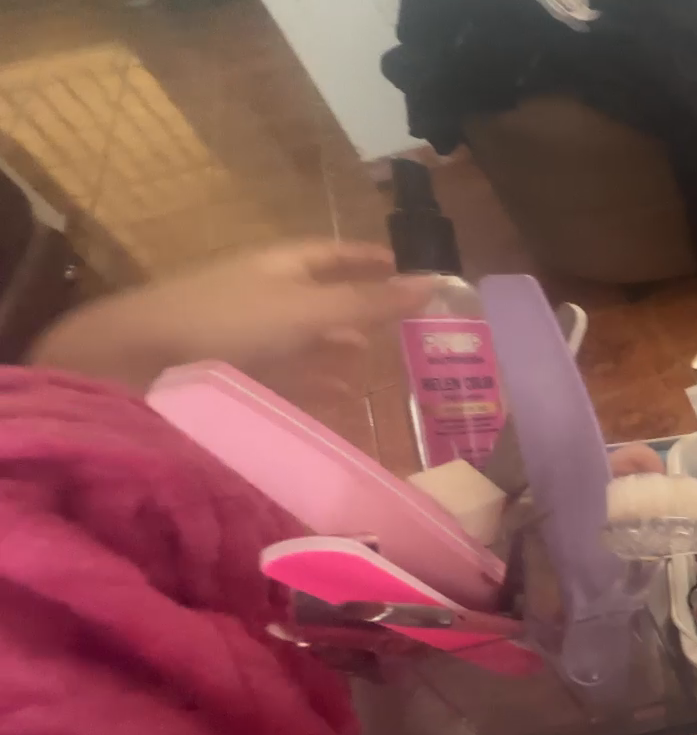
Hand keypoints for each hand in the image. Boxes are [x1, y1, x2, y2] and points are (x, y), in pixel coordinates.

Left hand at [31, 241, 435, 387]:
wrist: (139, 364)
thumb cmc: (231, 322)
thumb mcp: (313, 309)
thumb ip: (373, 301)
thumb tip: (435, 283)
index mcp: (277, 267)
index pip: (330, 253)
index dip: (365, 256)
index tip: (402, 263)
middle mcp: (263, 294)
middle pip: (321, 297)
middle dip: (362, 311)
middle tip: (403, 328)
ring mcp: (247, 332)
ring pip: (308, 338)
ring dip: (343, 352)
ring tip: (379, 370)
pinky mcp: (238, 369)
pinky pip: (291, 373)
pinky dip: (321, 383)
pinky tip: (342, 398)